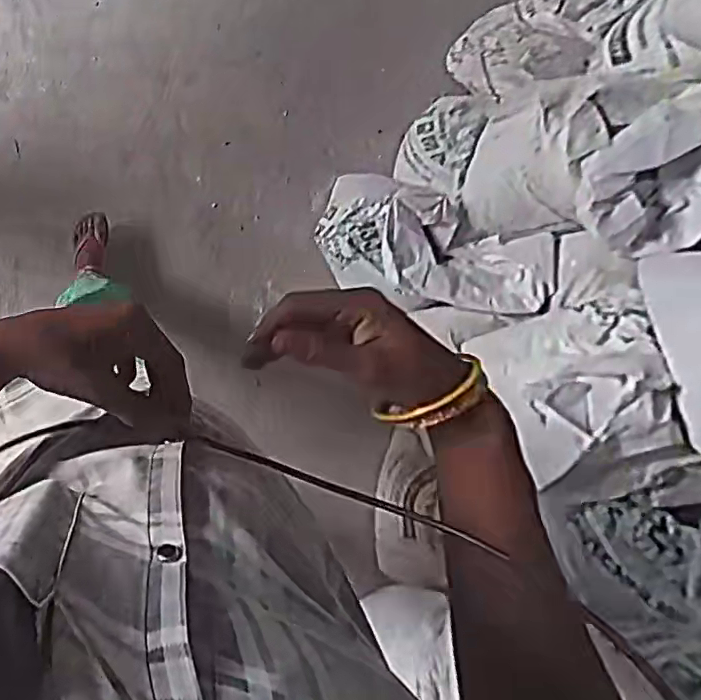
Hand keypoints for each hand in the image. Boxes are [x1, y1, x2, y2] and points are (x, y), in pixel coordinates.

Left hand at [0, 302, 191, 435]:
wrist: (15, 345)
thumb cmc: (54, 358)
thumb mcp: (101, 390)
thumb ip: (137, 409)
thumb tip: (162, 425)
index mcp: (135, 323)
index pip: (171, 362)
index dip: (178, 395)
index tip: (180, 419)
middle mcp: (128, 312)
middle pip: (160, 355)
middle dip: (166, 389)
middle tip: (169, 418)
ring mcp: (111, 314)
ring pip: (143, 351)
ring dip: (149, 380)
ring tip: (148, 408)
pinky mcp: (97, 323)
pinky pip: (126, 347)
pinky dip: (130, 369)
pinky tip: (123, 388)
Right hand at [242, 289, 470, 410]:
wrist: (449, 397)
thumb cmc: (414, 377)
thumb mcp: (366, 367)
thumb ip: (320, 352)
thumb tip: (278, 341)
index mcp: (356, 303)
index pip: (300, 305)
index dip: (272, 324)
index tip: (254, 347)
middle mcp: (351, 304)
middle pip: (298, 310)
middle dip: (271, 330)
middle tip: (251, 355)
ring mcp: (352, 318)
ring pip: (304, 320)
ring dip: (280, 337)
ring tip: (259, 357)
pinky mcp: (353, 332)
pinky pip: (314, 331)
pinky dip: (294, 343)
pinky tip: (282, 355)